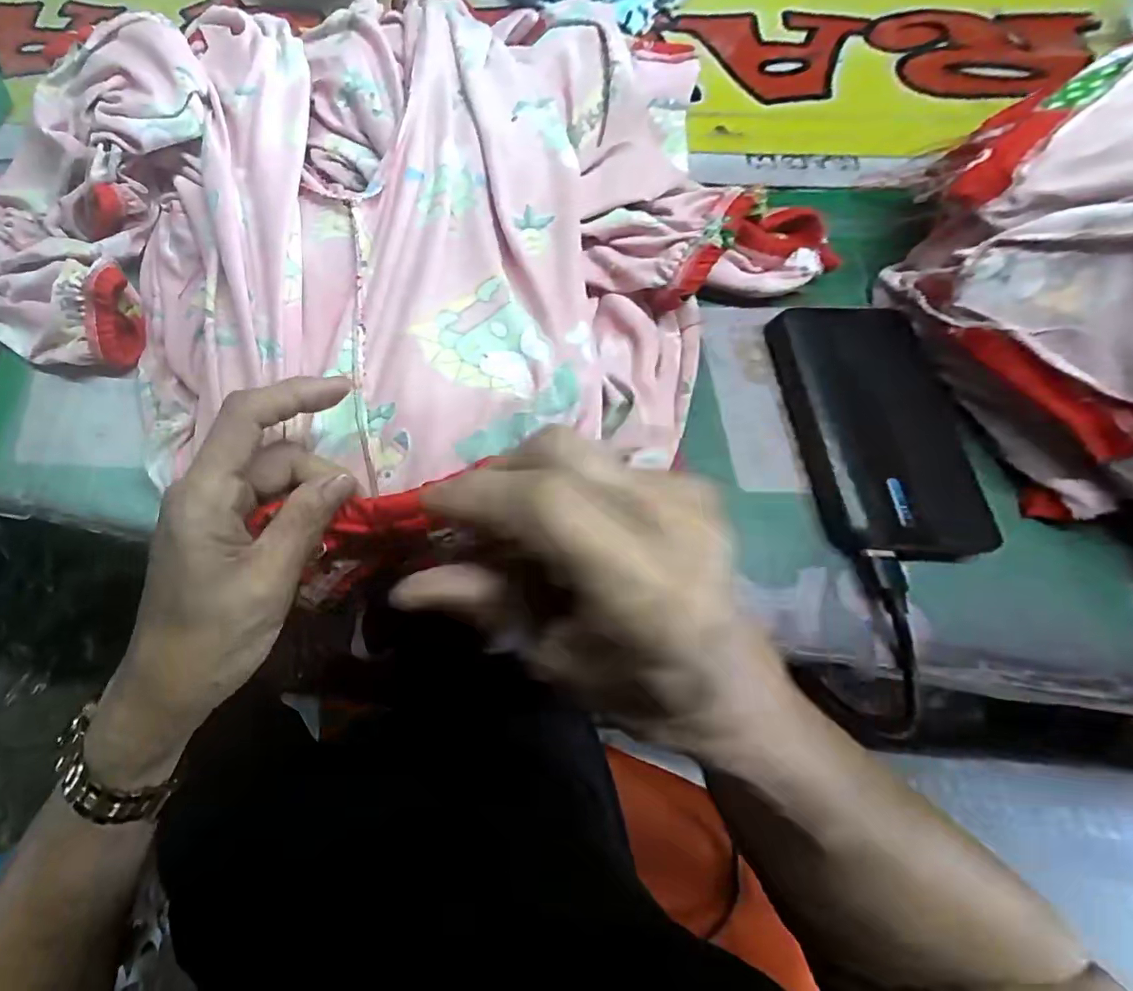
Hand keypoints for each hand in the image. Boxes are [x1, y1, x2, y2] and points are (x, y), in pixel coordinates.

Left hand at [87, 377, 358, 788]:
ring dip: (305, 496)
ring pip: (265, 482)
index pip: (245, 416)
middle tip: (354, 509)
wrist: (166, 688)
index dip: (293, 394)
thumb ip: (304, 520)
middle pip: (266, 455)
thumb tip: (343, 478)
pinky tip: (314, 539)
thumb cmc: (213, 639)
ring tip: (338, 529)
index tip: (343, 391)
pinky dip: (288, 515)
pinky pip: (257, 507)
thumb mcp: (268, 579)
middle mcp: (200, 491)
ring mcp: (205, 512)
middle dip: (314, 471)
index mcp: (203, 492)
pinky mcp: (212, 534)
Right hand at [390, 427, 794, 756]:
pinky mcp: (686, 480)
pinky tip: (550, 521)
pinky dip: (549, 478)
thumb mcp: (545, 657)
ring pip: (566, 446)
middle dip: (488, 477)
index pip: (544, 502)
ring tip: (504, 519)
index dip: (473, 493)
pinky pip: (590, 456)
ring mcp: (687, 493)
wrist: (730, 685)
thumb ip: (480, 604)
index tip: (426, 507)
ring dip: (517, 474)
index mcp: (644, 586)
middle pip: (552, 453)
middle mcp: (673, 523)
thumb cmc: (634, 688)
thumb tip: (402, 588)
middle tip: (463, 517)